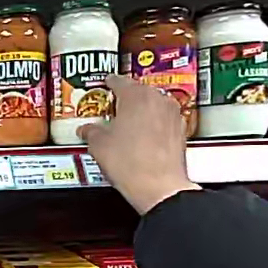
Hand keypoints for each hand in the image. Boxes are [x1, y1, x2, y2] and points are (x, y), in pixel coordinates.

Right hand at [81, 74, 199, 214]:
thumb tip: (87, 130)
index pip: (119, 81)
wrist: (158, 186)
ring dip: (141, 110)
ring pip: (153, 104)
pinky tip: (142, 137)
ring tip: (127, 122)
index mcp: (135, 95)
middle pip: (139, 91)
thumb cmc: (131, 162)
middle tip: (112, 105)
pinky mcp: (180, 132)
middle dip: (126, 97)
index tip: (106, 83)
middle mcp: (157, 100)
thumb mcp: (98, 144)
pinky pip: (163, 120)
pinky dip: (153, 124)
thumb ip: (91, 131)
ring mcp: (172, 115)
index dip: (109, 82)